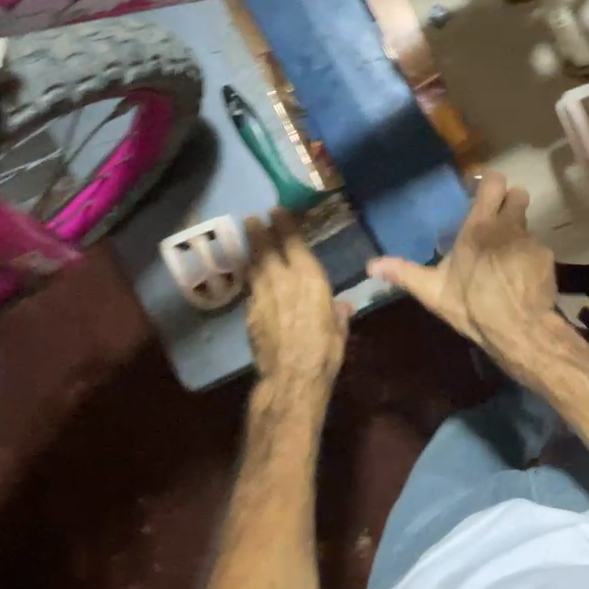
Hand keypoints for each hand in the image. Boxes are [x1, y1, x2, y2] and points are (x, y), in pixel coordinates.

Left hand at [245, 209, 348, 383]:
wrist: (291, 377)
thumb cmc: (324, 352)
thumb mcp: (339, 330)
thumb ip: (338, 313)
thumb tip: (342, 306)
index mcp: (309, 279)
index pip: (293, 243)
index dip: (284, 225)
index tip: (276, 211)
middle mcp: (283, 281)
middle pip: (266, 248)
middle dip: (258, 231)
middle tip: (252, 218)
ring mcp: (262, 296)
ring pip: (254, 265)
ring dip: (250, 249)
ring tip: (247, 236)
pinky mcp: (250, 314)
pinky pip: (250, 287)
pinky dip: (250, 276)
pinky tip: (250, 275)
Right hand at [368, 170, 559, 362]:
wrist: (519, 330)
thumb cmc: (473, 307)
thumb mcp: (433, 292)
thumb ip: (404, 273)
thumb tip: (371, 265)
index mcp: (479, 227)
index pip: (493, 183)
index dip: (490, 183)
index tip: (481, 191)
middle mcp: (508, 226)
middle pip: (518, 194)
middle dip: (510, 201)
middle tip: (497, 218)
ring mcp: (531, 241)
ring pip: (527, 223)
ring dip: (517, 232)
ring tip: (506, 255)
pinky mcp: (547, 259)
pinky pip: (537, 249)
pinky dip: (529, 258)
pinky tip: (520, 277)